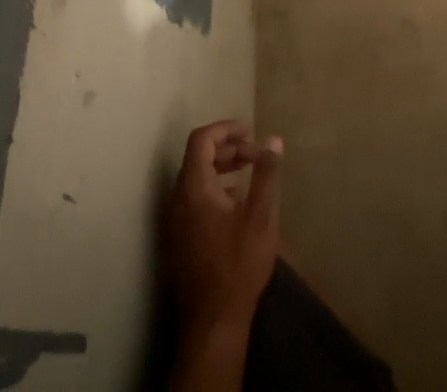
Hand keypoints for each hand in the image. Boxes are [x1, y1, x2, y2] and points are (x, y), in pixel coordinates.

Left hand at [166, 120, 283, 332]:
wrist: (213, 317)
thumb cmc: (239, 262)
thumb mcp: (262, 215)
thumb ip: (267, 174)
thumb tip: (273, 140)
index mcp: (194, 188)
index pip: (201, 140)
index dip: (226, 129)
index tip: (251, 130)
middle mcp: (176, 199)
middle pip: (196, 158)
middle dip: (227, 149)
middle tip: (256, 154)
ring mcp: (173, 220)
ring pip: (194, 179)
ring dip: (221, 169)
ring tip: (250, 175)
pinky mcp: (176, 237)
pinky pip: (192, 199)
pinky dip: (214, 188)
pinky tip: (237, 203)